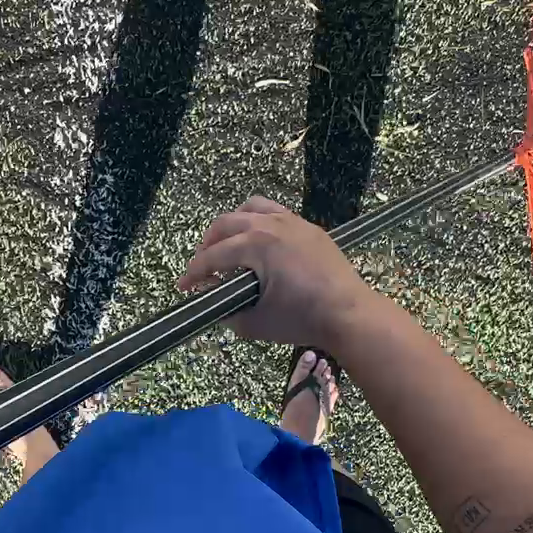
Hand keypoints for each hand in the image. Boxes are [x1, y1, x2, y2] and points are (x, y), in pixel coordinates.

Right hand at [177, 196, 381, 350]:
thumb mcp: (256, 324)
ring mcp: (293, 222)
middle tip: (202, 268)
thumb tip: (218, 308)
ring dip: (232, 225)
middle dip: (207, 245)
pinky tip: (260, 245)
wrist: (348, 313)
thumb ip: (229, 314)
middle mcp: (272, 224)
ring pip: (251, 209)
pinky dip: (258, 224)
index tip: (184, 287)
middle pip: (226, 223)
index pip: (214, 256)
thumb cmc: (301, 319)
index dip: (194, 272)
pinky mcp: (309, 229)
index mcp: (256, 245)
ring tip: (227, 246)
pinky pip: (275, 214)